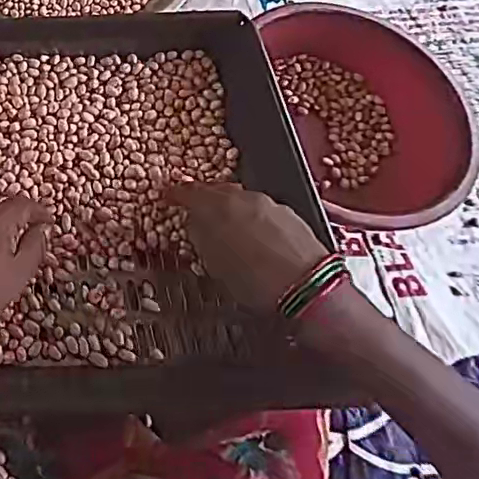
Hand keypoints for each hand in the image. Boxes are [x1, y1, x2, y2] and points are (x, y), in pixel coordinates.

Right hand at [169, 183, 327, 316]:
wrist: (309, 289)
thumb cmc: (255, 280)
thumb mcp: (213, 263)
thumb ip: (199, 236)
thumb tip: (195, 224)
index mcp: (215, 206)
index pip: (187, 191)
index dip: (174, 194)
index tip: (168, 197)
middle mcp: (241, 197)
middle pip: (214, 190)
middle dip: (202, 199)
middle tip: (194, 211)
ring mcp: (267, 203)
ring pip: (239, 198)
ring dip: (228, 208)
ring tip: (225, 226)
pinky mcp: (289, 213)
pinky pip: (260, 208)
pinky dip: (250, 217)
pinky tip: (253, 236)